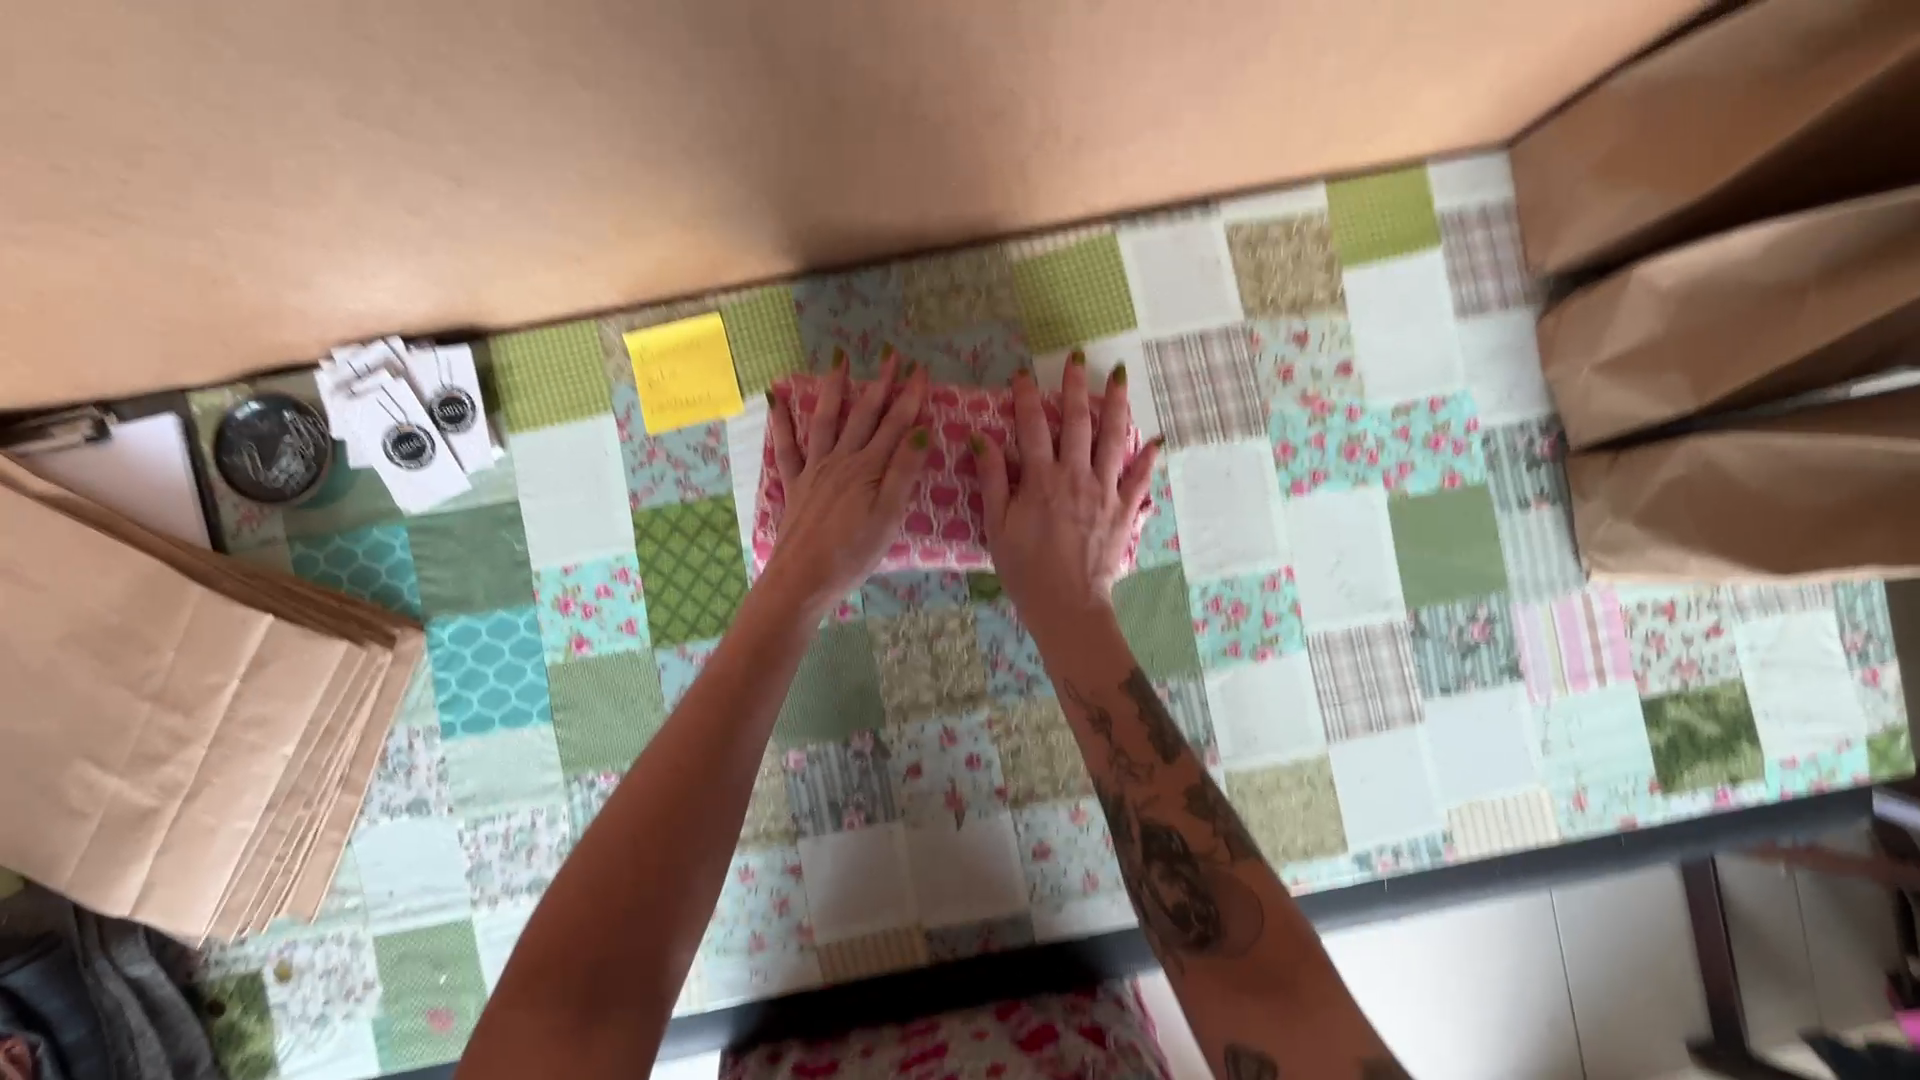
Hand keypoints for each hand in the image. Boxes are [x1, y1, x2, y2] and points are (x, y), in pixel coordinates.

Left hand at [760, 349, 928, 615]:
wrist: (802, 578)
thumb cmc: (852, 554)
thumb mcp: (889, 516)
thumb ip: (904, 471)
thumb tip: (921, 428)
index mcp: (869, 469)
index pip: (896, 425)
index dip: (910, 396)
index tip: (921, 370)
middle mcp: (841, 460)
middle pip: (864, 415)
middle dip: (881, 383)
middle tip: (892, 354)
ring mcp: (815, 469)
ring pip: (826, 420)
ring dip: (835, 388)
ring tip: (839, 359)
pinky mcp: (796, 484)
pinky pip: (787, 446)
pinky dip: (781, 420)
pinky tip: (774, 399)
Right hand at [973, 354, 1159, 639]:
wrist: (1067, 604)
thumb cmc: (1025, 569)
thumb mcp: (997, 526)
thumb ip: (992, 480)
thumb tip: (982, 440)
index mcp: (1041, 479)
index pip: (1031, 426)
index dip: (1026, 398)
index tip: (1023, 375)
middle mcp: (1075, 476)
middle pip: (1076, 421)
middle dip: (1074, 386)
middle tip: (1076, 357)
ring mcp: (1104, 491)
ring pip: (1113, 438)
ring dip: (1116, 404)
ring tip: (1120, 376)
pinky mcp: (1124, 510)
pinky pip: (1139, 478)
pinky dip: (1148, 458)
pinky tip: (1157, 440)